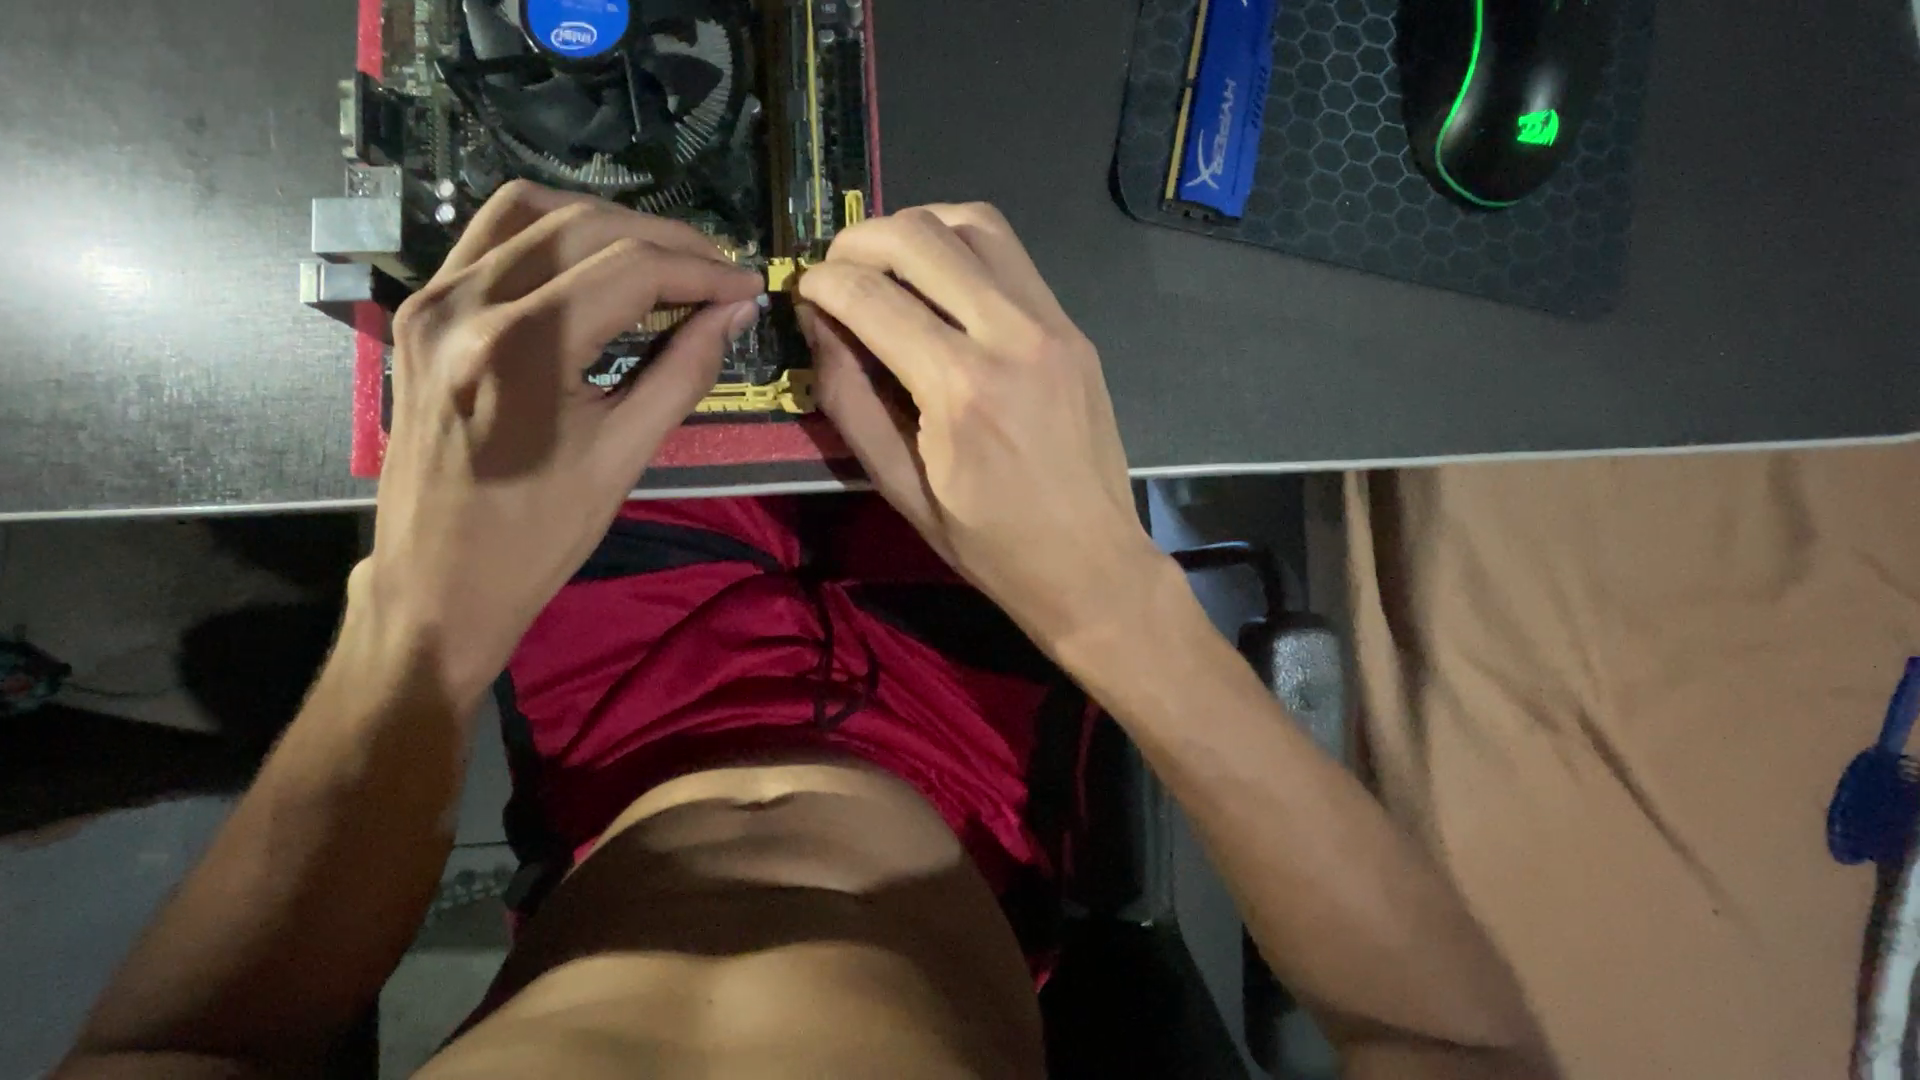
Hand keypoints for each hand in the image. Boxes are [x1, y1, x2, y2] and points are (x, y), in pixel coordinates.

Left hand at [359, 181, 764, 702]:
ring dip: (608, 223)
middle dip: (665, 241)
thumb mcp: (624, 457)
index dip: (701, 272)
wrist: (440, 581)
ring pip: (529, 212)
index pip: (629, 271)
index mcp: (520, 348)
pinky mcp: (421, 312)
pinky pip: (490, 237)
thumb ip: (683, 372)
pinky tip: (593, 263)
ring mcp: (432, 301)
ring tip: (662, 259)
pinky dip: (553, 234)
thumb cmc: (539, 534)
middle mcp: (465, 304)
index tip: (747, 285)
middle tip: (718, 272)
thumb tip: (734, 312)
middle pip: (584, 227)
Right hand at [796, 203, 1165, 652]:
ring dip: (917, 228)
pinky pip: (1012, 256)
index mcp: (960, 389)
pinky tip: (942, 279)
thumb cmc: (990, 544)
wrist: (1091, 562)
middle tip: (836, 268)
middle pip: (921, 236)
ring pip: (974, 224)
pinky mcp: (1073, 329)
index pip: (872, 297)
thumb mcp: (901, 489)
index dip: (822, 283)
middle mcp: (1010, 337)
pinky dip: (964, 246)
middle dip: (860, 239)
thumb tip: (820, 323)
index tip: (803, 290)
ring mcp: (1052, 325)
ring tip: (887, 263)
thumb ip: (851, 401)